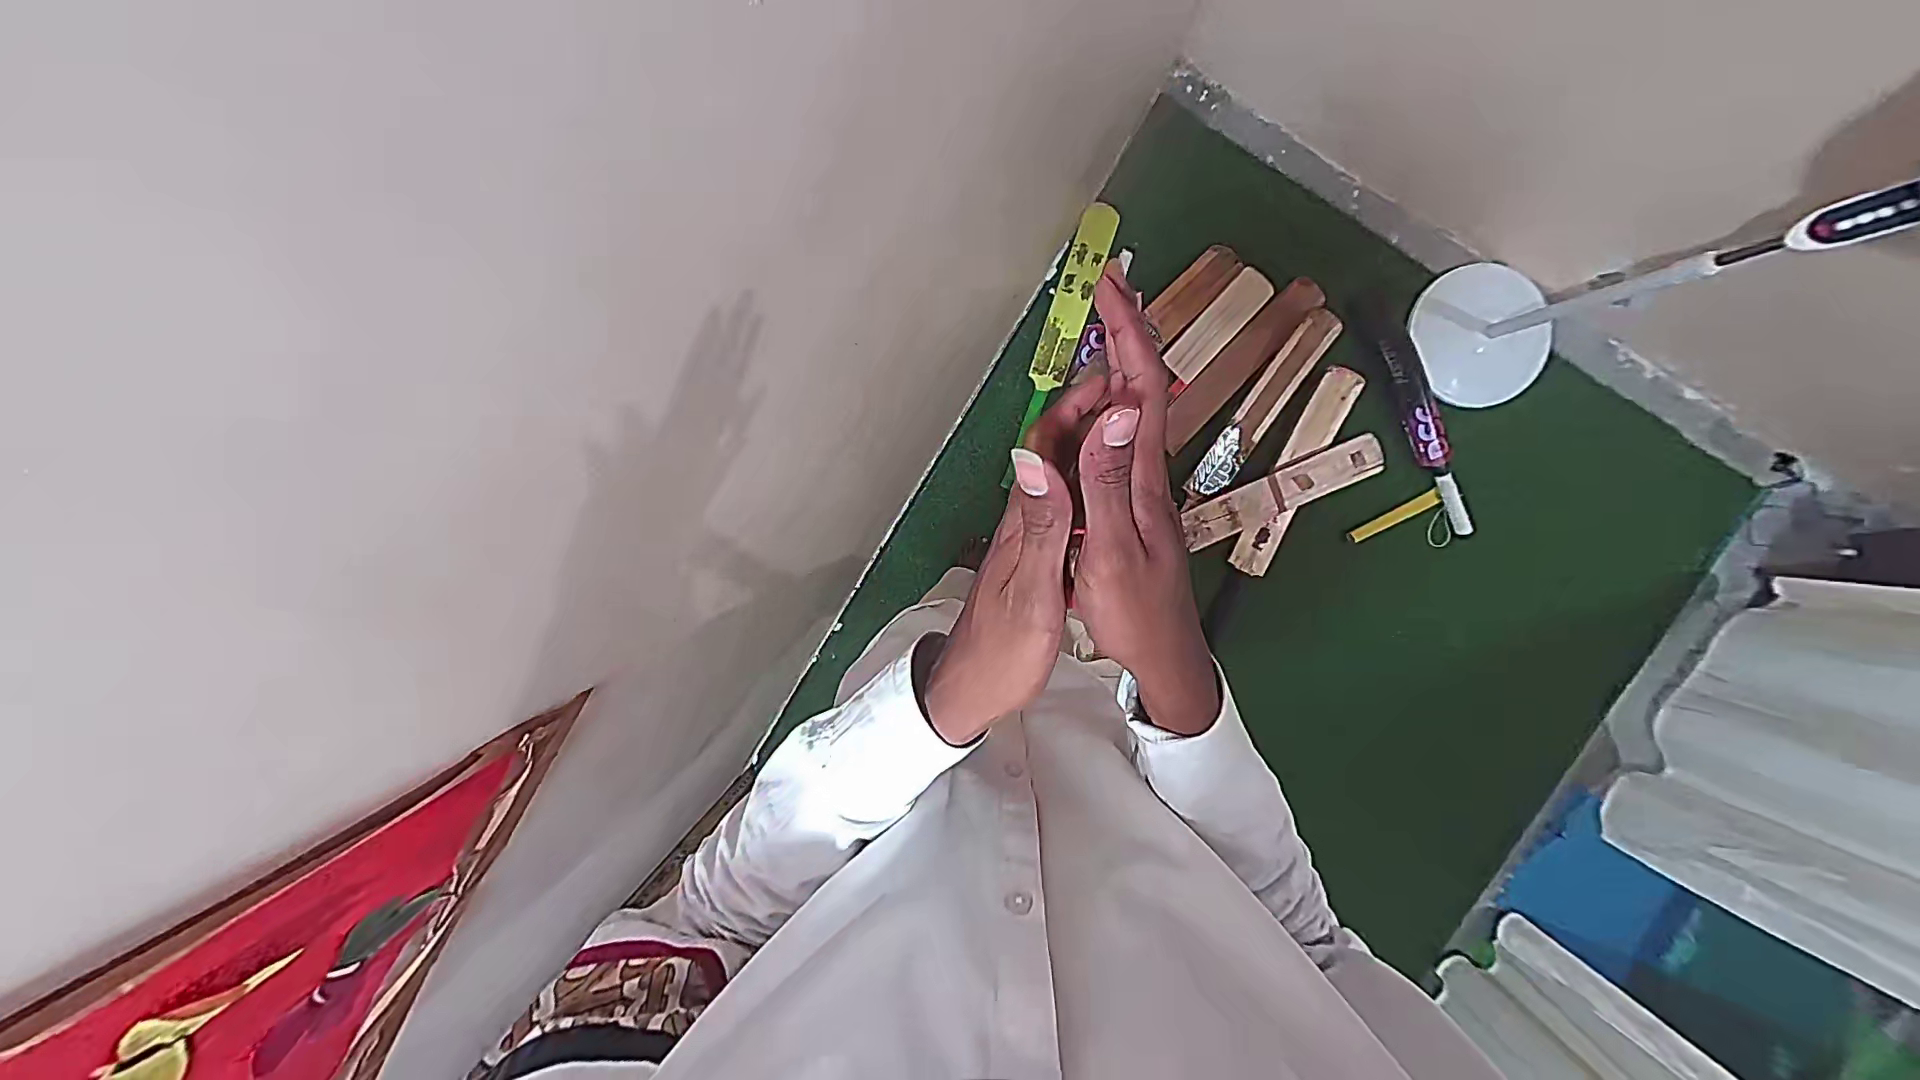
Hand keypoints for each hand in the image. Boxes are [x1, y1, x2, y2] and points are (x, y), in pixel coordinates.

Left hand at [918, 384, 1095, 742]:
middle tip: (1124, 391)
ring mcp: (1027, 538)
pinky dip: (1087, 484)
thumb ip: (1041, 529)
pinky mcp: (1033, 556)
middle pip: (1050, 453)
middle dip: (1086, 415)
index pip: (1042, 448)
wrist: (974, 687)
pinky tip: (1105, 489)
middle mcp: (1022, 522)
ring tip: (1124, 427)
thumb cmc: (1002, 651)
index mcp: (1023, 524)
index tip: (1108, 382)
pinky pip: (1062, 505)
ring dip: (1088, 445)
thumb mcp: (1031, 593)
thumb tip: (1036, 462)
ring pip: (1058, 476)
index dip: (1074, 409)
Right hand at [1071, 260, 1220, 734]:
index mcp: (1142, 475)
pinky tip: (1085, 403)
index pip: (1141, 385)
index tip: (1111, 284)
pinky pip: (1114, 440)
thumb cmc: (1136, 612)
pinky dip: (1100, 406)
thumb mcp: (1111, 551)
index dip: (1129, 330)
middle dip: (1125, 329)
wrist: (1162, 654)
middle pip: (1141, 384)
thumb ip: (1105, 483)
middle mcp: (1145, 470)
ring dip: (1115, 361)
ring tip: (1094, 327)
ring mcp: (1138, 485)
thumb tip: (1109, 410)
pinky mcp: (1127, 502)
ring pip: (1128, 410)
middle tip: (1103, 288)